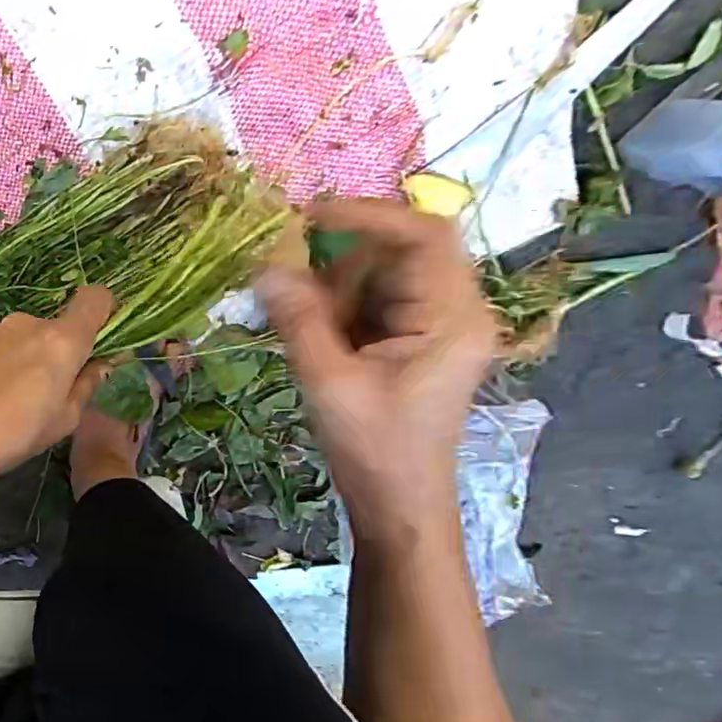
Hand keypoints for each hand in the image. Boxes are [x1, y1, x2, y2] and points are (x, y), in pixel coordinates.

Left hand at [0, 286, 114, 500]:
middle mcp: (28, 322)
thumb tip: (101, 364)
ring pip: (25, 337)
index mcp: (63, 340)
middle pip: (58, 327)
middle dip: (61, 352)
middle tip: (51, 393)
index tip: (101, 342)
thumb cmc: (13, 435)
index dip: (105, 312)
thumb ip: (87, 385)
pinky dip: (0, 362)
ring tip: (11, 399)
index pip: (95, 298)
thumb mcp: (65, 420)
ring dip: (28, 358)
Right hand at [257, 200, 496, 522]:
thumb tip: (266, 266)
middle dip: (342, 265)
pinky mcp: (415, 340)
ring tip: (308, 329)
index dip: (368, 215)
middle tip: (295, 288)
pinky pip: (376, 302)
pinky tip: (319, 338)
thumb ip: (299, 319)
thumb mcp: (330, 383)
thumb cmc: (375, 452)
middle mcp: (455, 311)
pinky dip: (341, 309)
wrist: (398, 506)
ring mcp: (436, 325)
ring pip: (381, 276)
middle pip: (398, 253)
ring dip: (336, 291)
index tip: (310, 217)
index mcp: (453, 318)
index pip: (424, 235)